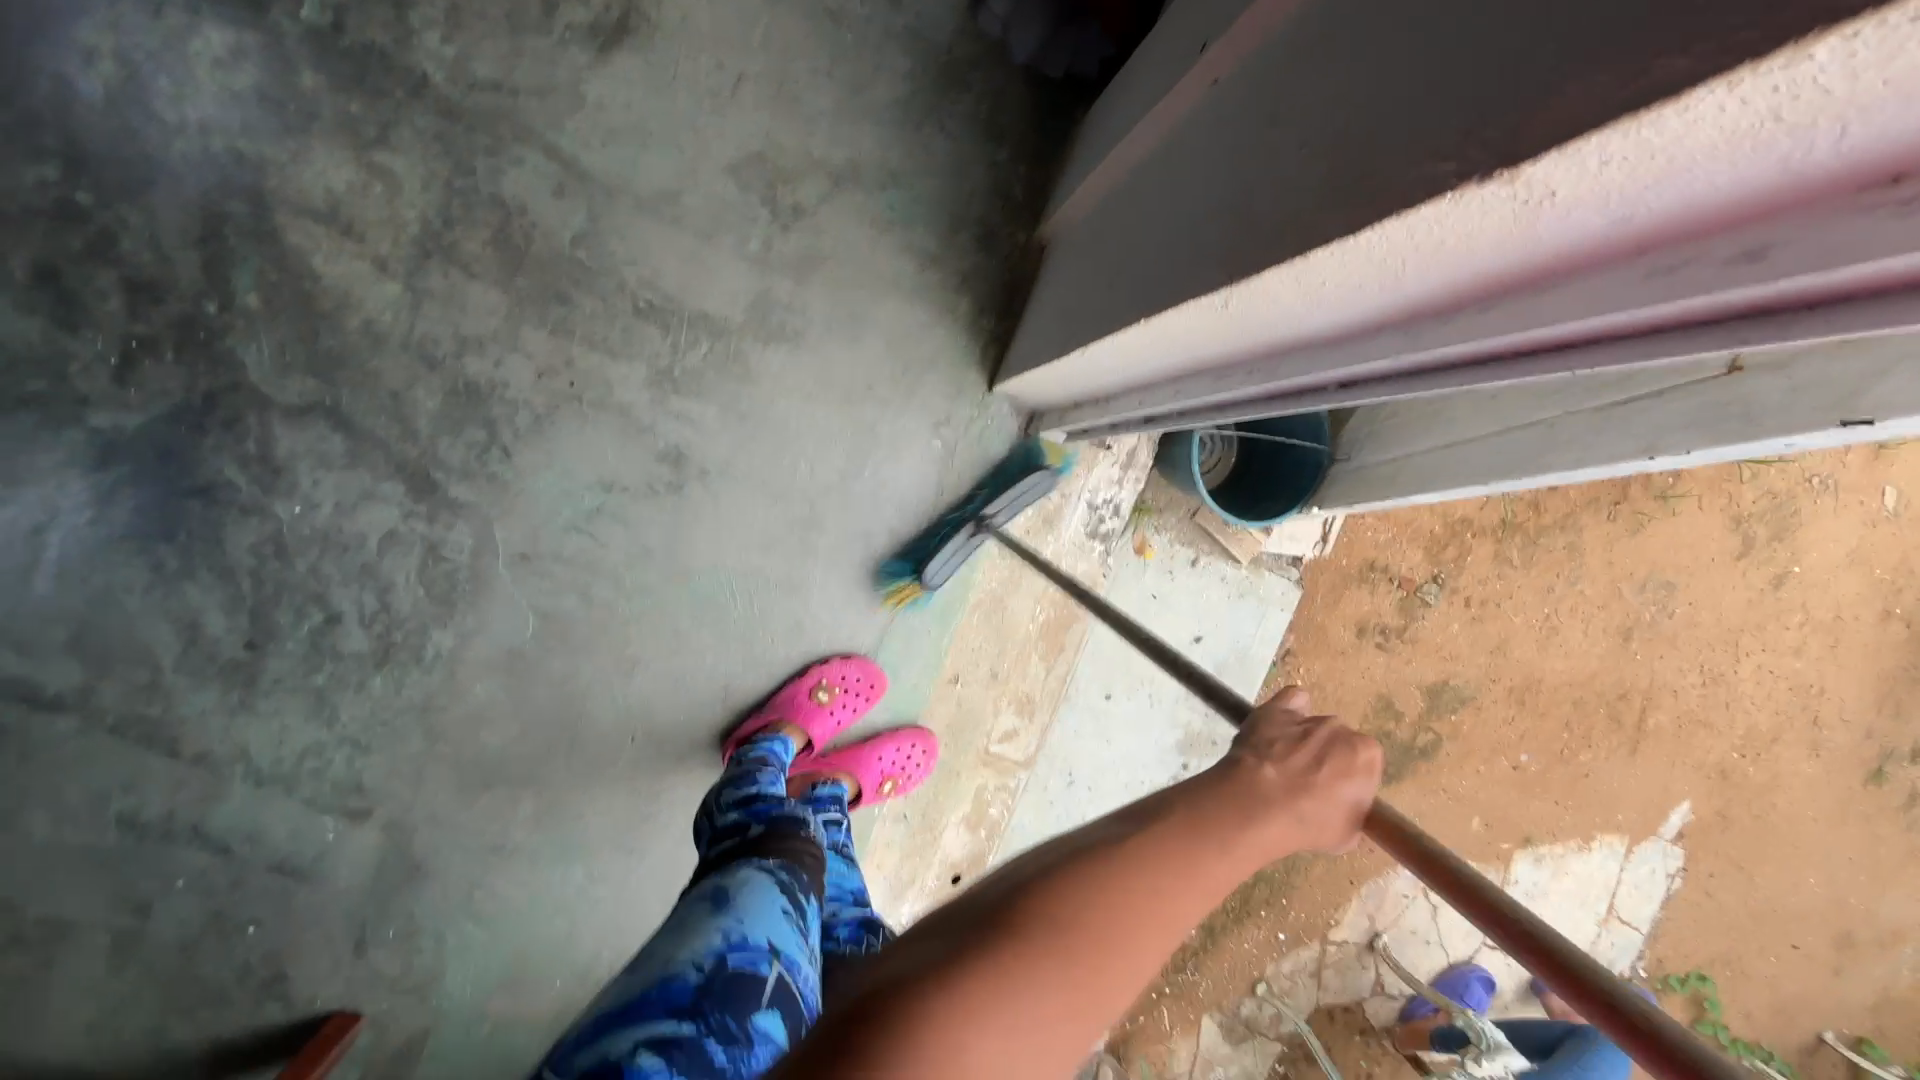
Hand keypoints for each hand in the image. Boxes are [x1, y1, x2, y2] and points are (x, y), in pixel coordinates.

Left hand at [1211, 687, 1382, 854]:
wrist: (1257, 803)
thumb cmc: (1309, 823)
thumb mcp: (1347, 833)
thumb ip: (1353, 813)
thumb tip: (1345, 810)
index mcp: (1366, 755)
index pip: (1364, 764)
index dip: (1349, 779)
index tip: (1334, 795)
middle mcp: (1340, 729)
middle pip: (1337, 742)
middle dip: (1326, 759)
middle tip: (1305, 783)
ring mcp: (1306, 717)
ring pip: (1311, 726)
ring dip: (1301, 741)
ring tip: (1281, 765)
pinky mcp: (1274, 710)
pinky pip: (1291, 700)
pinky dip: (1288, 709)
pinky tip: (1280, 724)